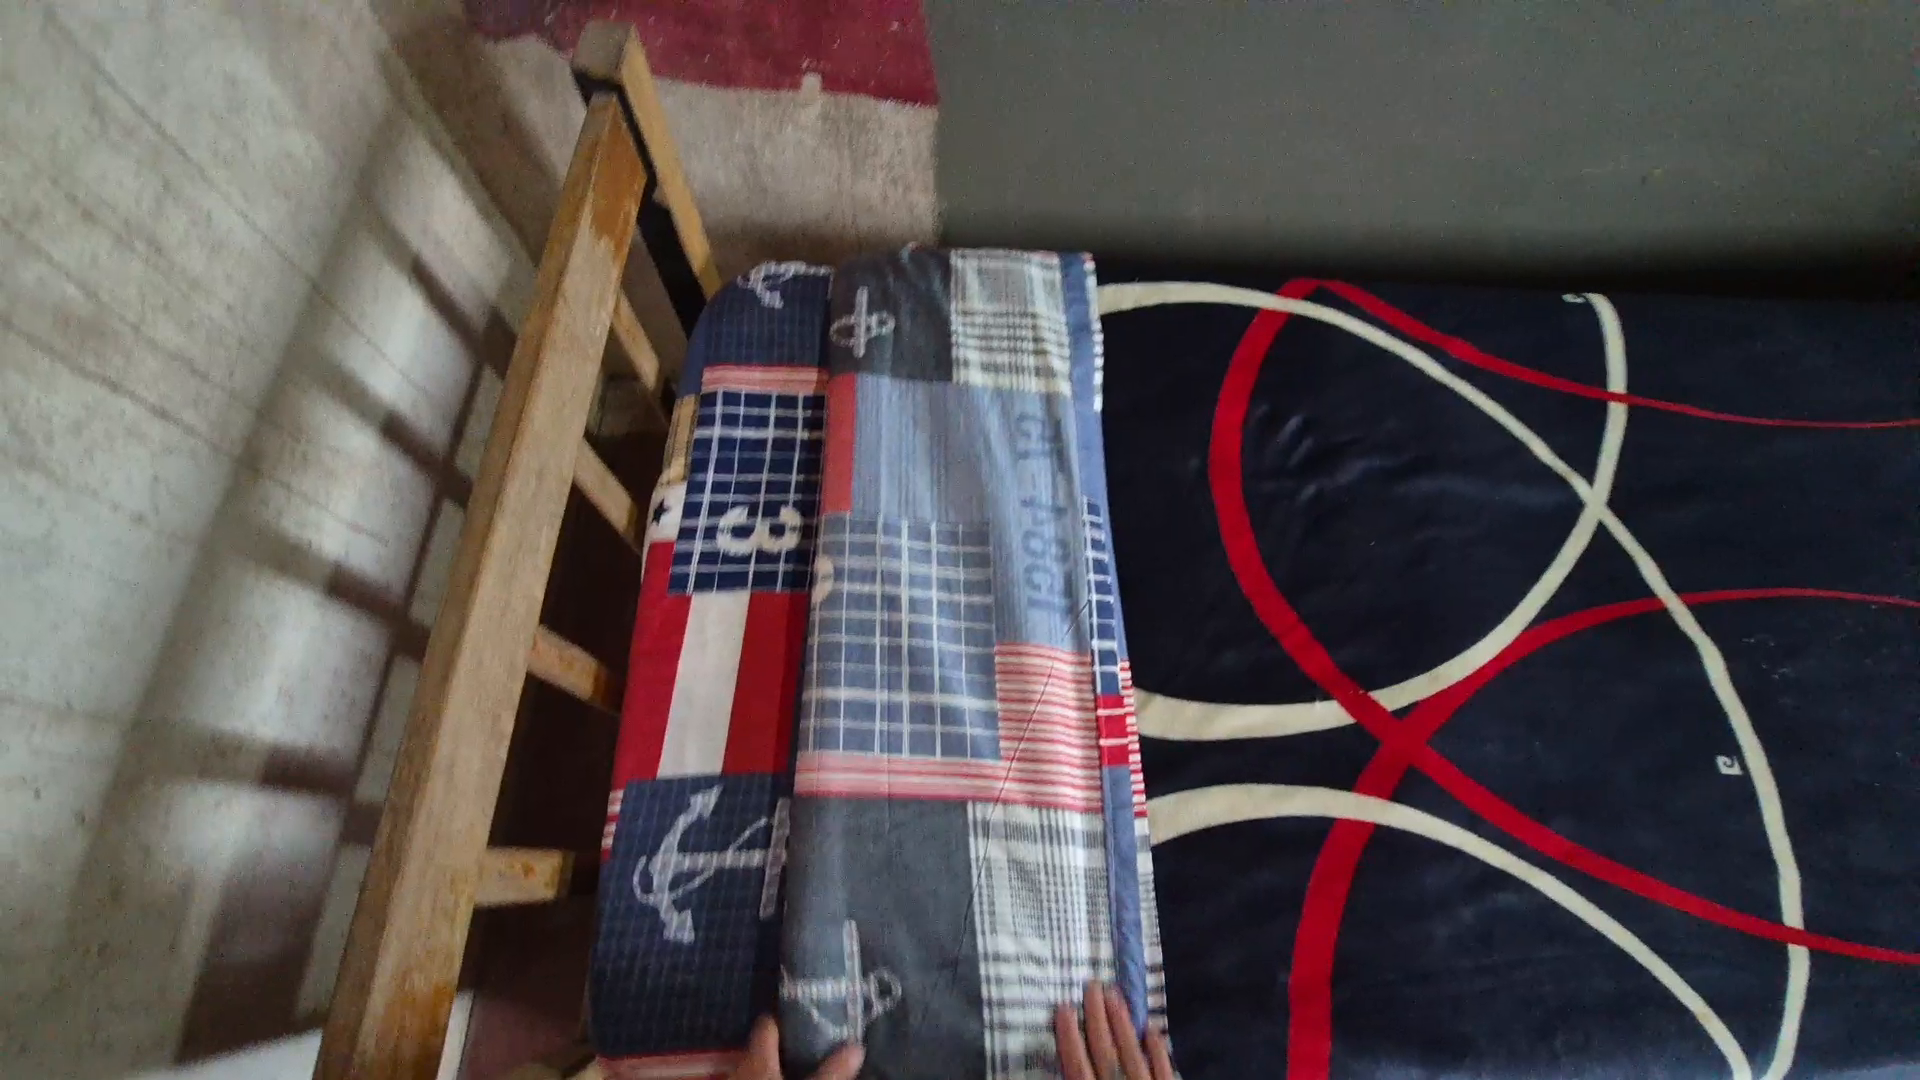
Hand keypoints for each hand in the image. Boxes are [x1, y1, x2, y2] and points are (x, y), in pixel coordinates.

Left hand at [732, 1015, 863, 1079]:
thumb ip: (832, 1072)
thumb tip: (858, 1047)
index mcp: (756, 1058)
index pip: (768, 1023)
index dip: (789, 1019)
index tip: (812, 1018)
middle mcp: (741, 1068)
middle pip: (765, 1048)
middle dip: (789, 1049)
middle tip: (818, 1049)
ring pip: (759, 1072)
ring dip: (780, 1072)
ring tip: (808, 1072)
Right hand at [1054, 982, 1174, 1079]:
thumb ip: (1071, 1078)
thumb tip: (1053, 1064)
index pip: (1078, 1066)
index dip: (1069, 1037)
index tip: (1064, 1006)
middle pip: (1105, 1053)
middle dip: (1097, 1018)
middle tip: (1092, 985)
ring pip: (1132, 1056)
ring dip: (1123, 1024)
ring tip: (1114, 993)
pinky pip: (1163, 1072)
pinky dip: (1158, 1052)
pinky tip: (1151, 1029)